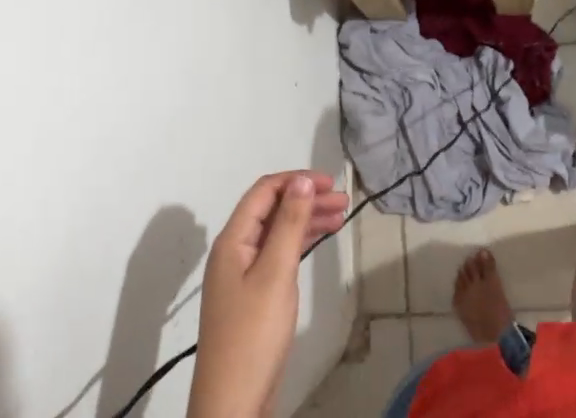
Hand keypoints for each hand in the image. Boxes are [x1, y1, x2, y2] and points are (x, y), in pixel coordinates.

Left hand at [189, 171, 348, 417]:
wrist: (232, 399)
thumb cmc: (254, 333)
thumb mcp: (275, 273)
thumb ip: (289, 224)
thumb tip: (301, 181)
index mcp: (233, 240)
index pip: (264, 192)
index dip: (297, 181)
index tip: (331, 183)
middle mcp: (234, 250)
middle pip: (271, 210)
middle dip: (306, 199)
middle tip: (343, 200)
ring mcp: (242, 273)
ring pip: (276, 232)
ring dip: (306, 220)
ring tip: (340, 217)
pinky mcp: (252, 294)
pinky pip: (277, 253)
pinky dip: (299, 243)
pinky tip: (319, 242)